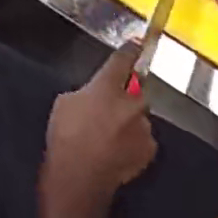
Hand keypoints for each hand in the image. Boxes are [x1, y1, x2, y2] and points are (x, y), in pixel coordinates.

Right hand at [43, 47, 155, 205]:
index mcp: (107, 87)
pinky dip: (136, 143)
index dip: (130, 50)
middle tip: (112, 111)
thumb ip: (87, 93)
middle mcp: (131, 103)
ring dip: (131, 123)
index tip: (138, 43)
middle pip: (138, 91)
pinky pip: (145, 140)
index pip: (123, 61)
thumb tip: (96, 95)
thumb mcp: (66, 104)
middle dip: (129, 97)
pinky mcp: (150, 148)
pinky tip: (120, 152)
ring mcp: (144, 127)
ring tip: (113, 139)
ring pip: (141, 118)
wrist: (81, 174)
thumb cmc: (66, 137)